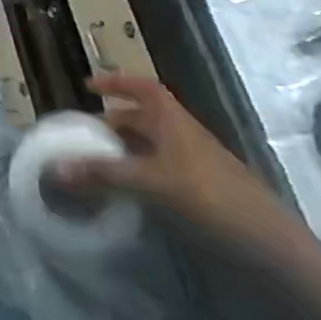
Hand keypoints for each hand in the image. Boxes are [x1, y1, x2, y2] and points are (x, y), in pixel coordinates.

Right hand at [49, 74, 283, 243]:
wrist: (264, 237)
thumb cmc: (209, 195)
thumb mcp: (150, 181)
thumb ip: (103, 174)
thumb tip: (55, 168)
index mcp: (174, 121)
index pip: (144, 88)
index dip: (117, 82)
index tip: (88, 85)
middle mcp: (182, 134)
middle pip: (143, 117)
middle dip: (112, 122)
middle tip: (83, 135)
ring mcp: (190, 160)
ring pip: (149, 144)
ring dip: (122, 148)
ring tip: (94, 160)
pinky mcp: (195, 185)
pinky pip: (156, 167)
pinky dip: (134, 170)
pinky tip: (121, 187)